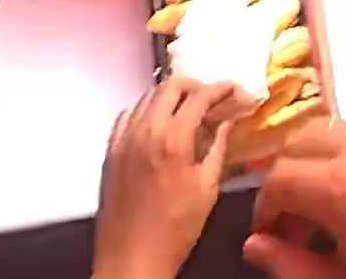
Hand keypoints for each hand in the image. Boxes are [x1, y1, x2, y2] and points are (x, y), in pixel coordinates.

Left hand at [95, 78, 239, 278]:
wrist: (129, 267)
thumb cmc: (175, 230)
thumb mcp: (207, 188)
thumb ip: (218, 147)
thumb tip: (229, 121)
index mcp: (173, 138)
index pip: (201, 95)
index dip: (222, 88)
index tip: (236, 91)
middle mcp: (146, 131)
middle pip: (171, 85)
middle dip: (196, 86)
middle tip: (210, 100)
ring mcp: (124, 141)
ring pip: (148, 96)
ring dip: (170, 96)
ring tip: (186, 111)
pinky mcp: (110, 154)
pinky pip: (127, 116)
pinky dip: (145, 111)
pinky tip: (156, 126)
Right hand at [245, 121, 345, 278]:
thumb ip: (292, 265)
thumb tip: (255, 245)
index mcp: (342, 185)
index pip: (278, 178)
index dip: (263, 207)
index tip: (267, 236)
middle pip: (297, 140)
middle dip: (283, 175)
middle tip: (289, 221)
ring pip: (325, 129)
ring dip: (309, 159)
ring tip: (318, 209)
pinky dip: (336, 152)